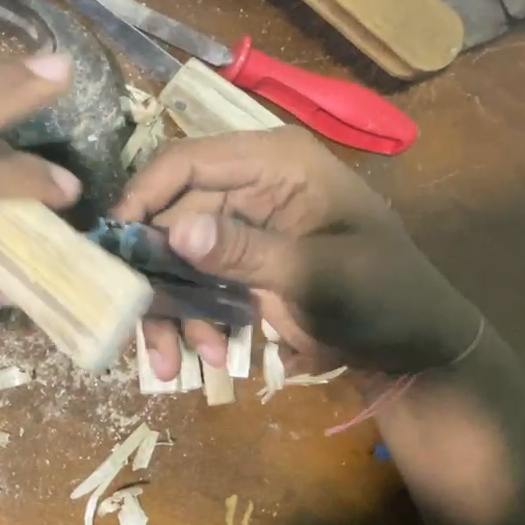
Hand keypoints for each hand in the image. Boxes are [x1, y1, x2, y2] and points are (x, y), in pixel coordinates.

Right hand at [111, 127, 480, 379]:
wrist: (413, 348)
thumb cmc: (383, 298)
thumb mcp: (319, 276)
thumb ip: (246, 252)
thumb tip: (176, 232)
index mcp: (275, 164)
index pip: (184, 162)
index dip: (141, 199)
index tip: (111, 250)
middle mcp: (247, 187)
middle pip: (167, 218)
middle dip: (153, 278)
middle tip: (138, 328)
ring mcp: (238, 228)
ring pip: (170, 260)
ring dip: (168, 311)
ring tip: (176, 361)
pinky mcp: (233, 265)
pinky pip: (189, 286)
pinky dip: (187, 322)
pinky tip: (205, 356)